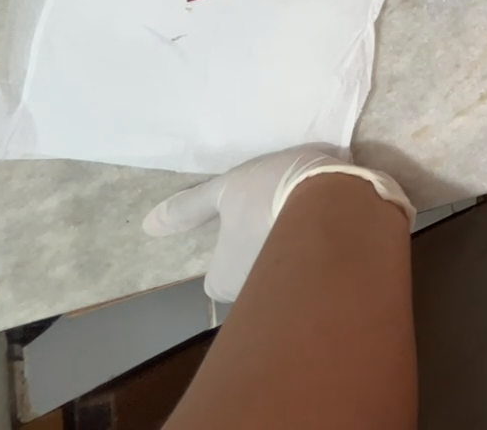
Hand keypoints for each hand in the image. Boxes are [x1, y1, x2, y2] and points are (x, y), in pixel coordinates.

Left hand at [143, 145, 414, 301]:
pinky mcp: (332, 280)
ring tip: (316, 224)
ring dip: (300, 256)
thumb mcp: (228, 190)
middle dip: (270, 257)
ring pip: (291, 277)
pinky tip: (338, 230)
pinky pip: (323, 270)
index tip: (251, 229)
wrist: (334, 197)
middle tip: (285, 226)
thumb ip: (191, 207)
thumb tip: (148, 226)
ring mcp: (295, 293)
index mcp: (222, 280)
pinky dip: (327, 256)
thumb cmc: (270, 196)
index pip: (221, 276)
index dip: (235, 252)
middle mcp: (253, 295)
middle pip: (257, 277)